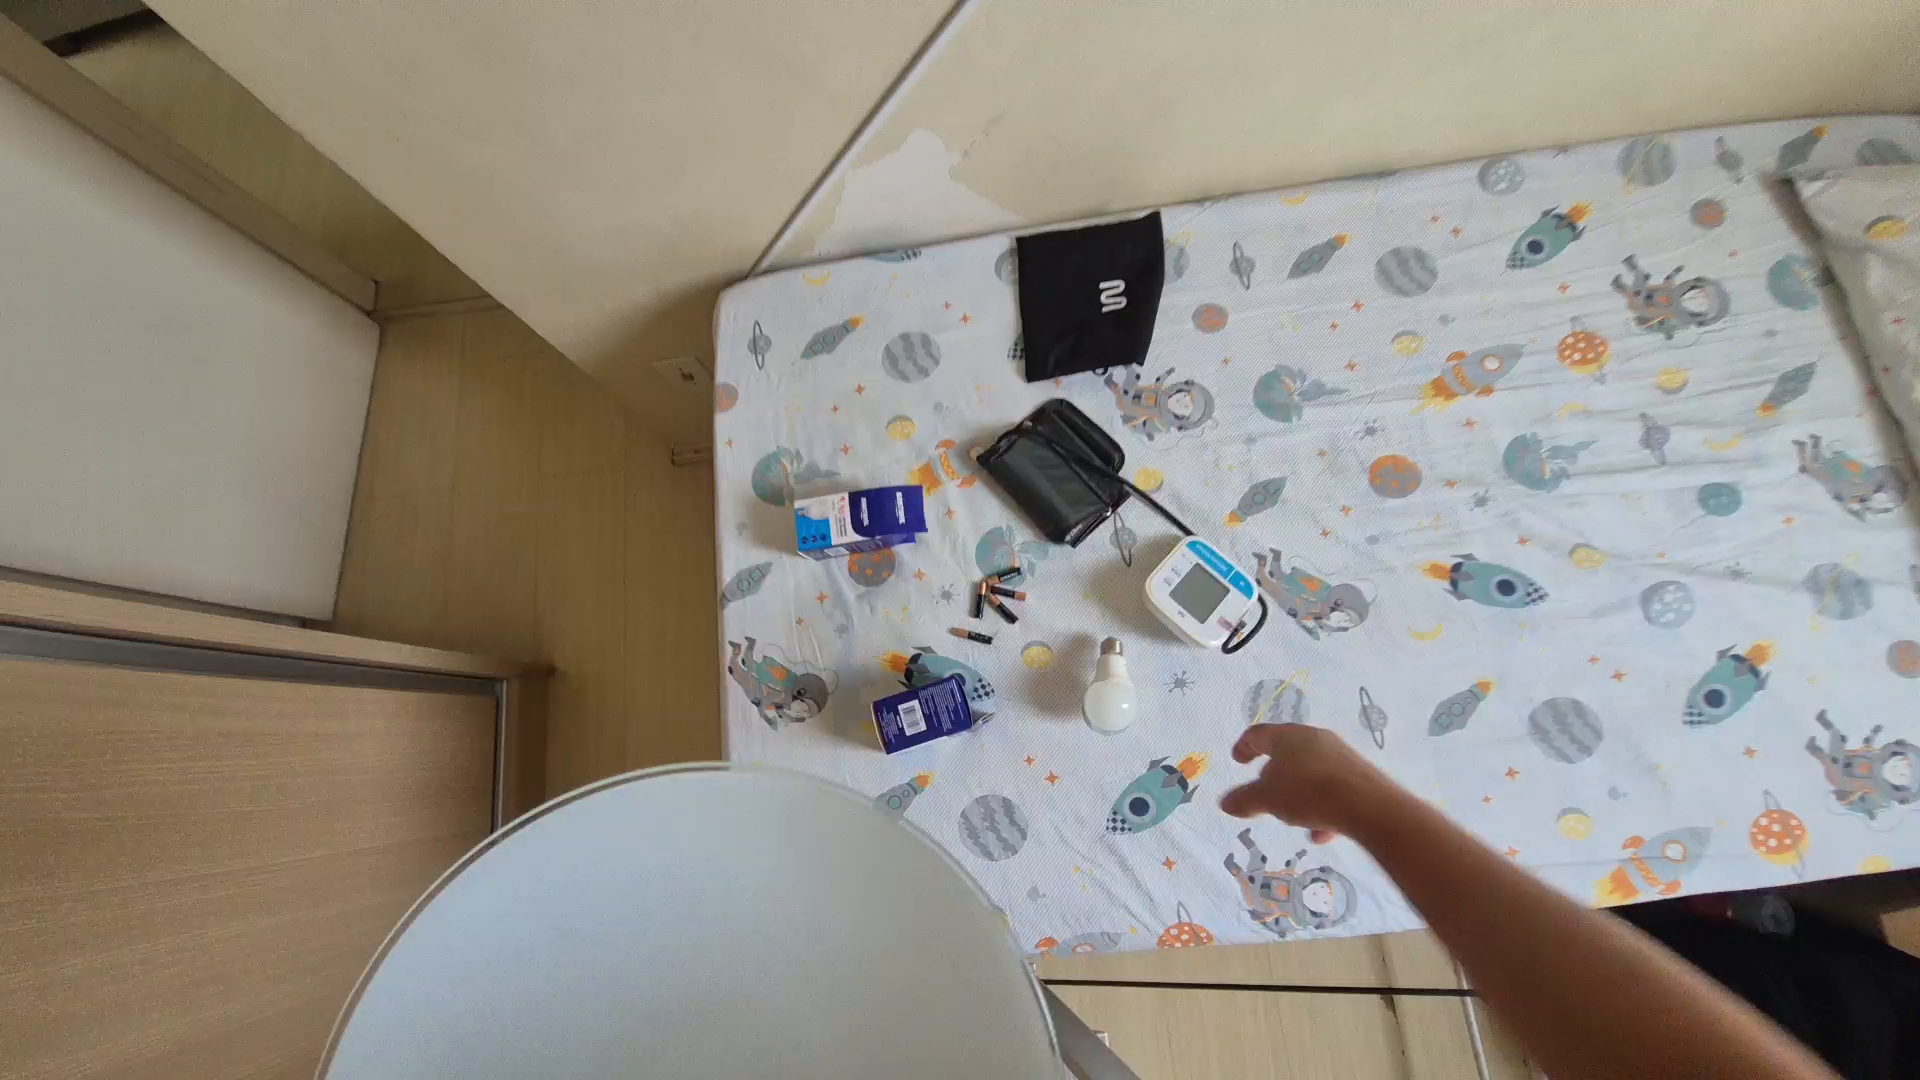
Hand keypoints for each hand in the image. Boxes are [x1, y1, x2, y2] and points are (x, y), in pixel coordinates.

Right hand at [1219, 724, 1397, 842]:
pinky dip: (1322, 804)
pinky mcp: (1360, 774)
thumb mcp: (1268, 799)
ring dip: (1298, 791)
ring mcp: (1340, 755)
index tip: (1238, 761)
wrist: (1371, 807)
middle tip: (1265, 791)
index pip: (1258, 734)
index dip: (1244, 747)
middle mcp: (1313, 738)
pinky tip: (1321, 831)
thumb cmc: (1309, 793)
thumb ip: (1245, 800)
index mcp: (1287, 736)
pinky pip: (1333, 786)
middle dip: (1274, 773)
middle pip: (1286, 751)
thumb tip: (1225, 802)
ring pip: (1311, 770)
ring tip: (1294, 817)